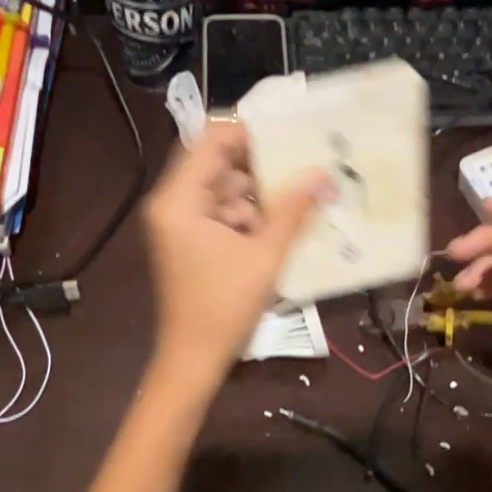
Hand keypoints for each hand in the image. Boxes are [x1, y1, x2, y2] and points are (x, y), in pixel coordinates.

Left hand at [143, 120, 327, 380]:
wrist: (194, 358)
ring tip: (297, 199)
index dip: (249, 132)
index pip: (211, 140)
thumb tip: (321, 173)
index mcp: (179, 199)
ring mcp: (178, 223)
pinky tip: (277, 228)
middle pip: (216, 162)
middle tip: (301, 165)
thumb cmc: (224, 307)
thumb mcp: (264, 256)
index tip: (290, 136)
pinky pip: (219, 213)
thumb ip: (292, 210)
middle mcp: (171, 203)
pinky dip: (246, 217)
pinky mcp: (188, 241)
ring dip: (256, 195)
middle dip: (258, 166)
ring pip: (222, 189)